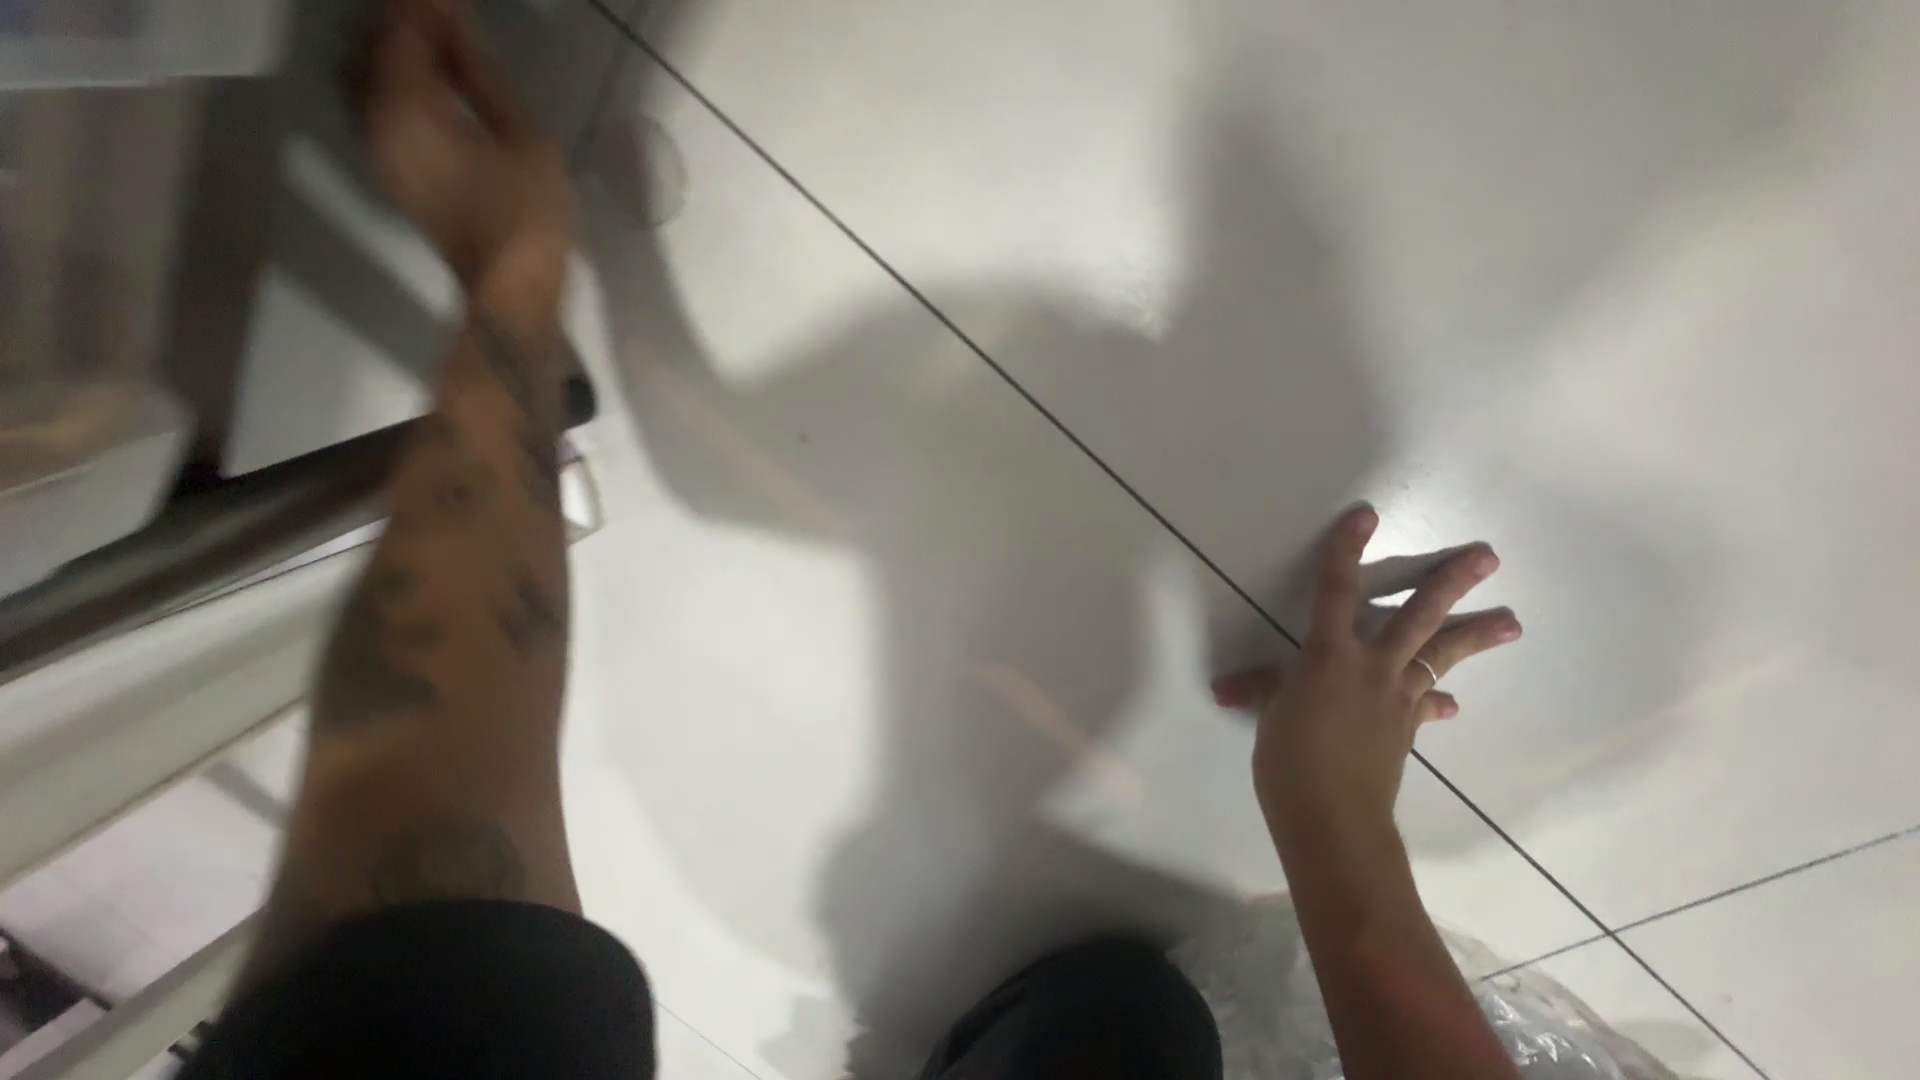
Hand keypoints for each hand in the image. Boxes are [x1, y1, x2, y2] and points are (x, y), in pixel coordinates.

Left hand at [345, 0, 574, 294]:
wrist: (510, 291)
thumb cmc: (528, 216)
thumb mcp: (526, 139)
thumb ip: (486, 79)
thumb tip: (459, 31)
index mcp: (406, 106)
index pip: (400, 29)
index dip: (426, 7)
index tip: (457, 2)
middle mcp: (373, 119)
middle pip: (367, 46)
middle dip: (402, 23)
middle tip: (448, 18)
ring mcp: (377, 149)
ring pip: (362, 75)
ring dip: (393, 52)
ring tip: (441, 48)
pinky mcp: (391, 171)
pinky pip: (374, 105)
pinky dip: (394, 82)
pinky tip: (433, 87)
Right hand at [1212, 506, 1520, 855]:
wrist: (1333, 818)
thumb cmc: (1290, 760)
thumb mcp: (1268, 717)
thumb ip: (1259, 691)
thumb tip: (1226, 688)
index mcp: (1330, 657)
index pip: (1335, 592)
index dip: (1345, 551)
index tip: (1365, 515)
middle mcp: (1372, 668)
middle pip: (1417, 616)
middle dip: (1450, 583)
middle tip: (1487, 557)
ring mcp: (1397, 698)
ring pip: (1440, 656)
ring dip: (1475, 636)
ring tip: (1513, 622)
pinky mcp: (1406, 728)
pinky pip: (1426, 703)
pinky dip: (1435, 698)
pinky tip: (1450, 702)